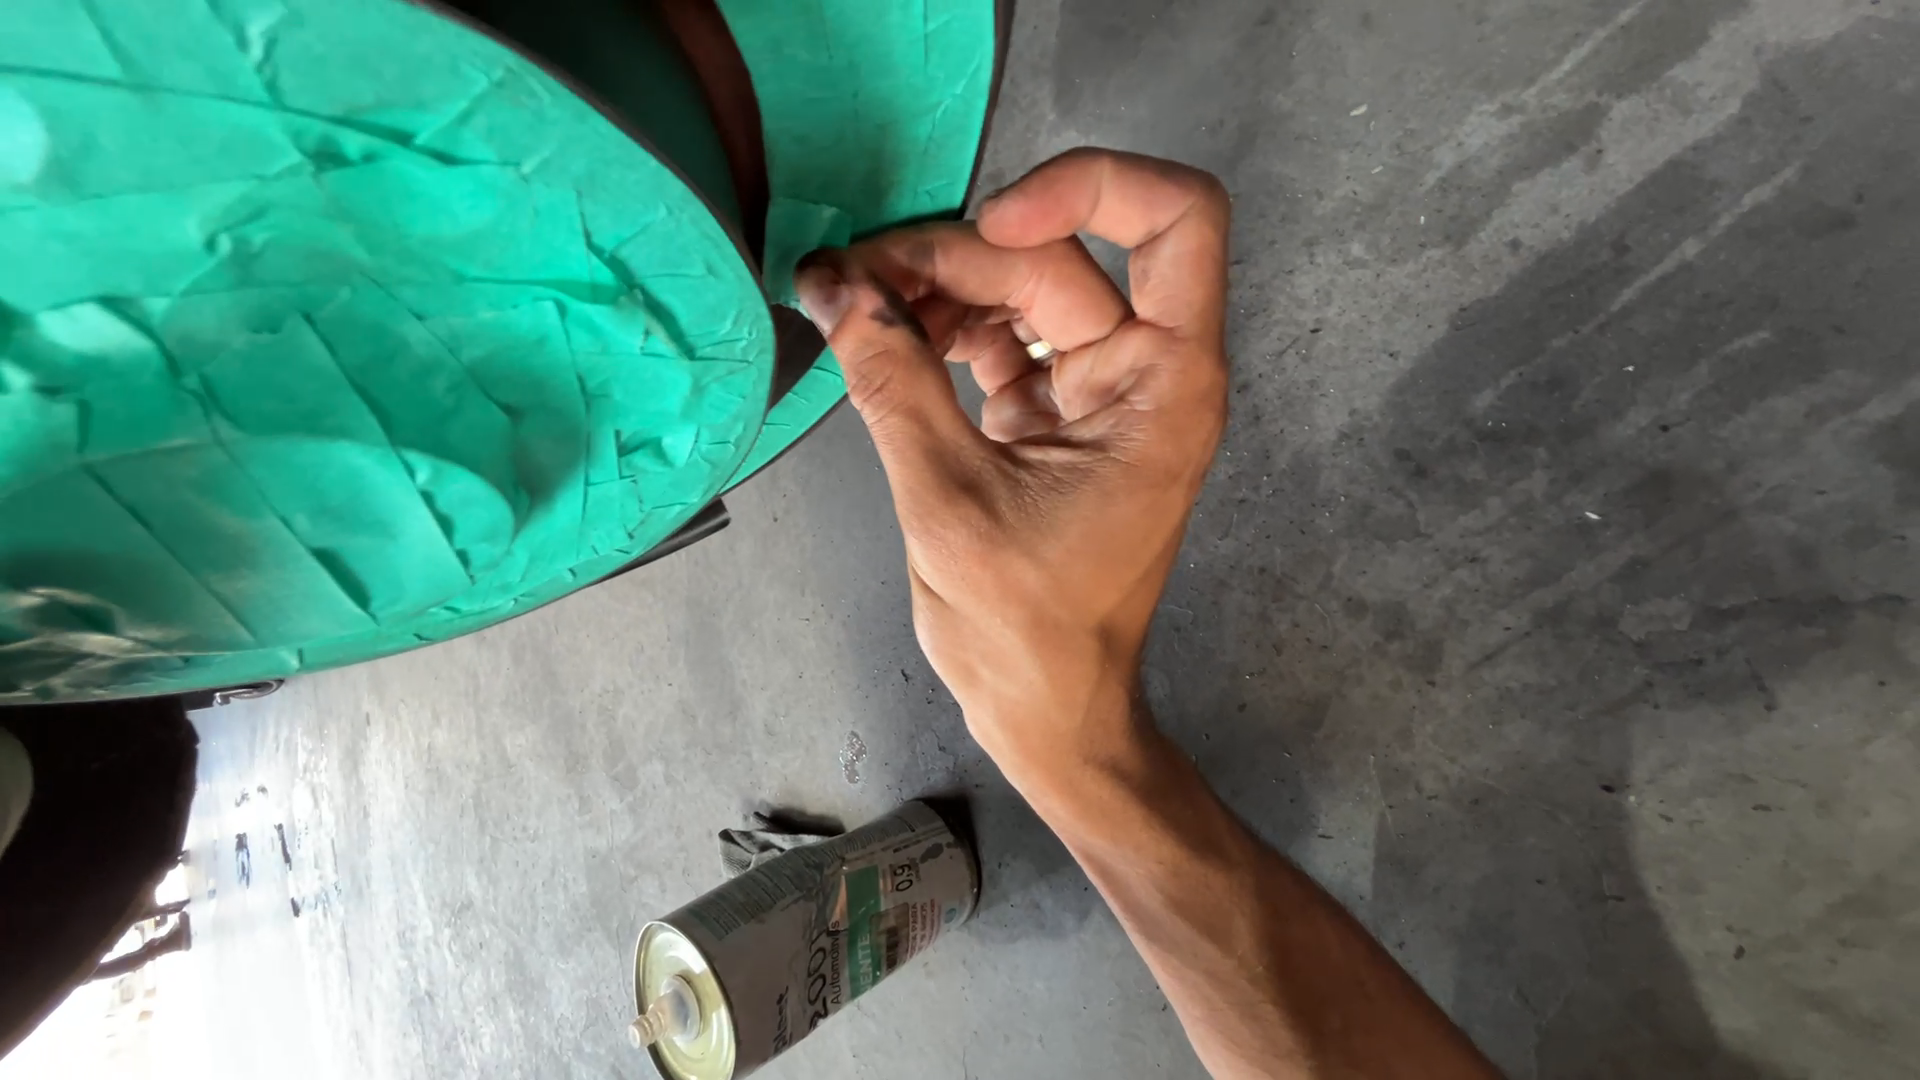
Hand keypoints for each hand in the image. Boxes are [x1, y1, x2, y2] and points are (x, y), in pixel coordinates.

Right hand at [794, 149, 1230, 780]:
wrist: (1043, 706)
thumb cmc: (1022, 627)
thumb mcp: (948, 500)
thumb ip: (892, 383)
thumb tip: (834, 288)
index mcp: (1163, 384)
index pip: (1175, 220)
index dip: (1087, 187)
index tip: (987, 225)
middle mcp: (1141, 374)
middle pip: (1052, 261)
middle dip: (949, 258)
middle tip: (849, 278)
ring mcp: (1092, 395)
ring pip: (1016, 296)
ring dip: (932, 292)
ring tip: (849, 307)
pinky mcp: (1046, 419)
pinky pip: (993, 345)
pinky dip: (936, 336)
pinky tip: (880, 343)